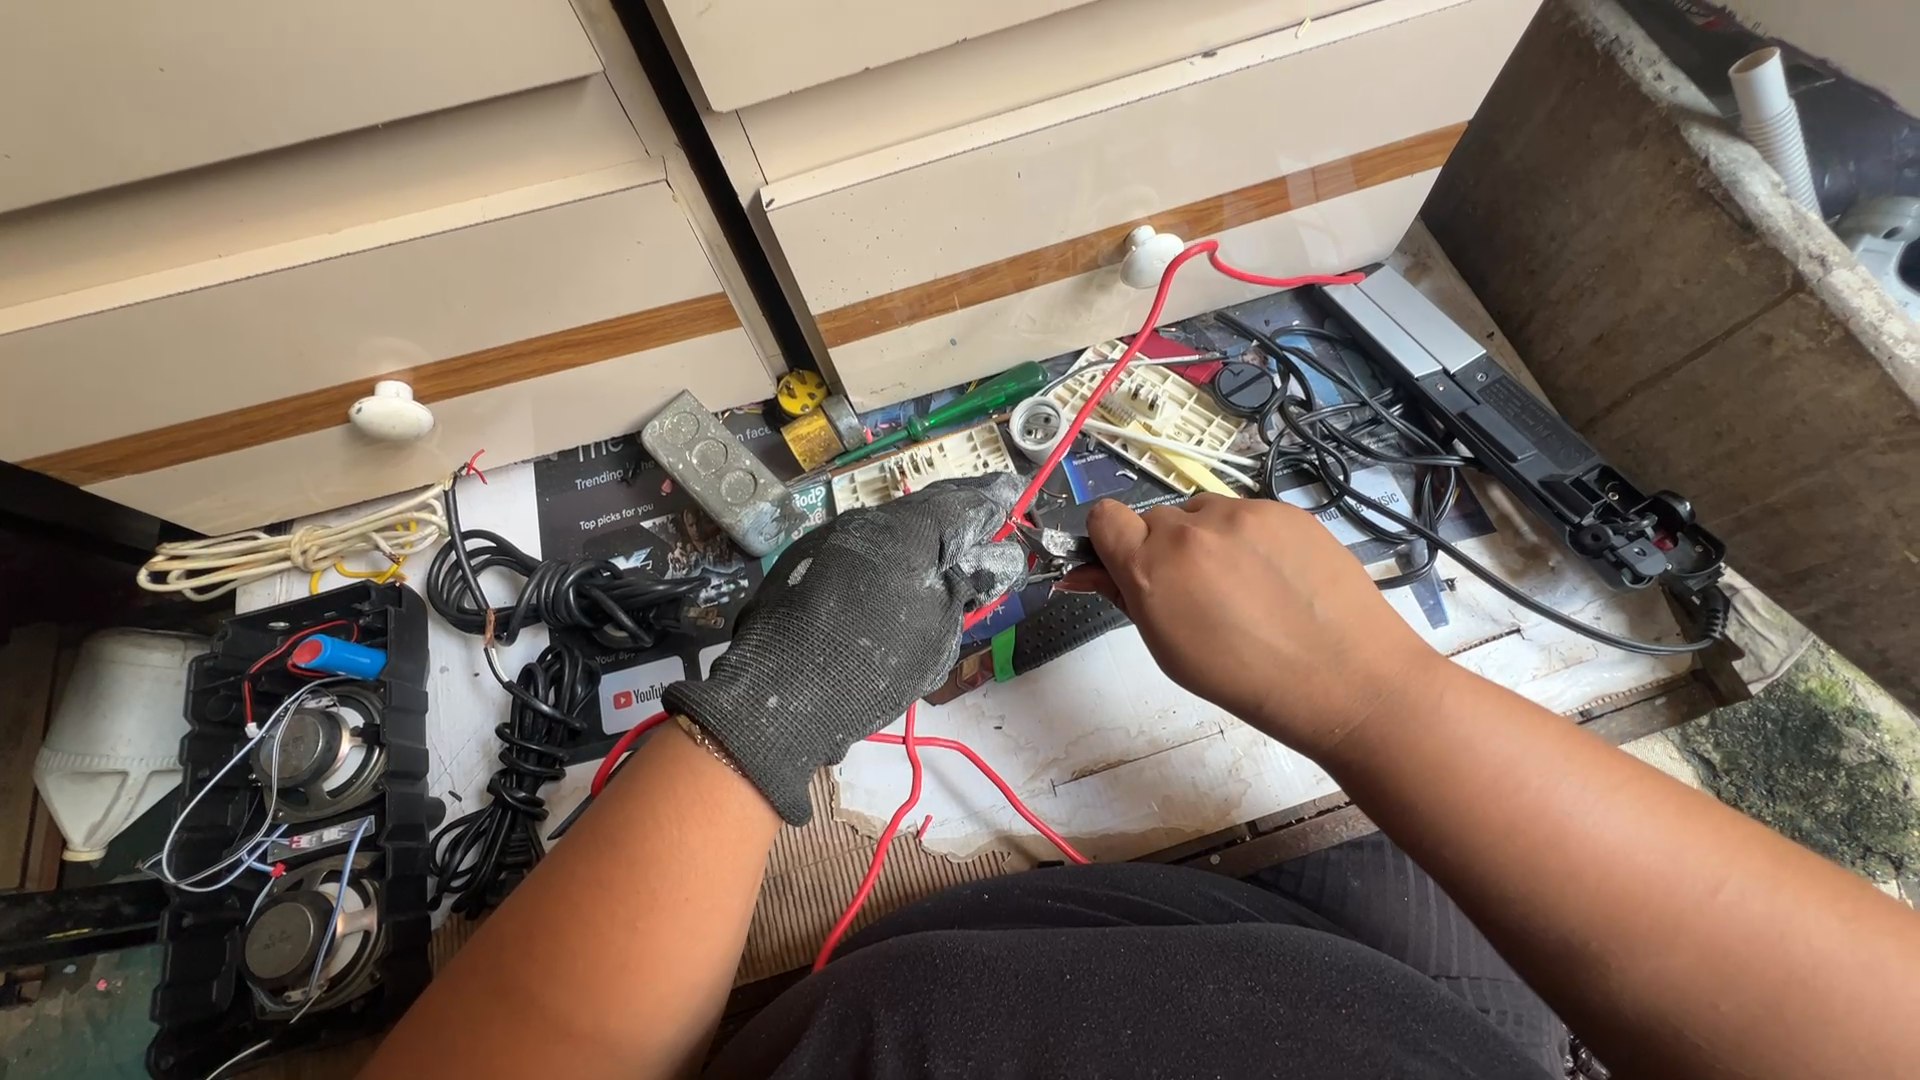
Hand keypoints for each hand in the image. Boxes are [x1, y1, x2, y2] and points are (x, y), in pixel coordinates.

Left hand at [664, 474, 1025, 823]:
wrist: (777, 697)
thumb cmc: (872, 663)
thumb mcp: (937, 630)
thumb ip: (966, 586)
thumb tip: (993, 558)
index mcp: (904, 530)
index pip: (959, 502)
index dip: (989, 498)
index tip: (1010, 491)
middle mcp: (862, 522)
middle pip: (919, 512)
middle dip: (953, 514)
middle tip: (981, 516)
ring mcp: (824, 541)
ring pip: (883, 532)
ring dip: (914, 541)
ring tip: (937, 555)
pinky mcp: (797, 566)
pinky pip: (854, 552)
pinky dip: (880, 560)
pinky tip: (885, 583)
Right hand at [1067, 495, 1445, 760]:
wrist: (1345, 678)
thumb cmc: (1244, 679)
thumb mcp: (1167, 648)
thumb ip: (1122, 597)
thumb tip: (1081, 571)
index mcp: (1151, 567)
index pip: (1103, 517)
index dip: (1111, 540)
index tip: (1126, 563)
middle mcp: (1190, 529)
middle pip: (1155, 519)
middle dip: (1164, 549)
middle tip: (1195, 591)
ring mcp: (1241, 513)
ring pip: (1202, 513)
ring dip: (1206, 539)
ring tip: (1243, 585)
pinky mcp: (1284, 508)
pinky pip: (1246, 513)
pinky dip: (1248, 537)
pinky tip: (1275, 575)